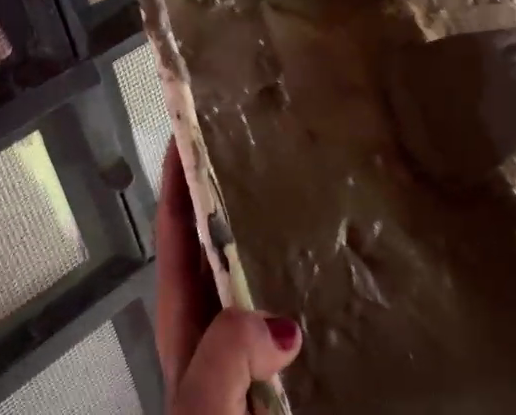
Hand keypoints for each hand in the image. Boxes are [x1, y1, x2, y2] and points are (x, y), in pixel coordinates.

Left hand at [157, 141, 301, 412]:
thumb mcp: (204, 403)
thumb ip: (227, 354)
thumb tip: (283, 324)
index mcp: (182, 321)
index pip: (175, 232)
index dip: (178, 178)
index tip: (191, 127)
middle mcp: (212, 324)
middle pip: (215, 241)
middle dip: (230, 191)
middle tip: (266, 141)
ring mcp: (245, 346)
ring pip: (257, 271)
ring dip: (273, 230)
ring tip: (311, 184)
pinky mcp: (278, 368)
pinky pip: (293, 309)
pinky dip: (309, 280)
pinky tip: (339, 265)